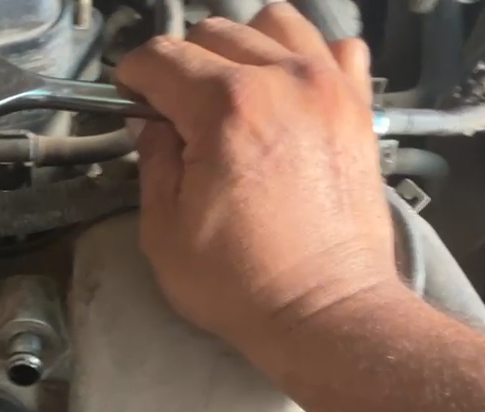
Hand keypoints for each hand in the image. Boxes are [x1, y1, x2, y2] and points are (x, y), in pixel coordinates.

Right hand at [116, 7, 399, 354]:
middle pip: (217, 32)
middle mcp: (281, 78)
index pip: (164, 59)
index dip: (134, 74)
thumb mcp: (165, 234)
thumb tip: (151, 125)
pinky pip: (333, 48)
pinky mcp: (358, 107)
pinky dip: (303, 58)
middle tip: (174, 108)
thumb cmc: (238, 284)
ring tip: (229, 92)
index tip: (127, 94)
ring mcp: (328, 86)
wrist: (321, 310)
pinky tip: (286, 94)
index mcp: (224, 108)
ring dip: (241, 48)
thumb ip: (153, 165)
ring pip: (276, 23)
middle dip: (183, 63)